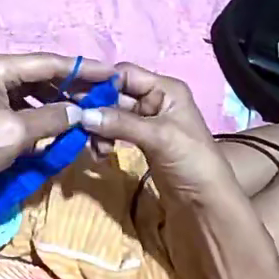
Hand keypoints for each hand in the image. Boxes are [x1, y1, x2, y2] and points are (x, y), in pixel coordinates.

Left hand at [0, 52, 115, 204]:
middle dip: (72, 87)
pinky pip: (22, 105)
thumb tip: (82, 111)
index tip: (112, 73)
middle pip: (41, 74)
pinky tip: (61, 124)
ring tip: (87, 112)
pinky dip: (42, 114)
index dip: (82, 69)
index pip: (48, 63)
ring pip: (34, 91)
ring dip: (59, 102)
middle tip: (104, 97)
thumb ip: (53, 118)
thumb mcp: (17, 134)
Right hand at [78, 63, 238, 207]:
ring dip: (98, 127)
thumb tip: (83, 115)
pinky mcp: (141, 142)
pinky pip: (114, 132)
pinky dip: (104, 140)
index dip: (99, 81)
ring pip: (112, 114)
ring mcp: (147, 122)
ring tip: (94, 146)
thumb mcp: (159, 137)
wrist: (206, 204)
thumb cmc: (192, 162)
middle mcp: (155, 99)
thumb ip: (121, 123)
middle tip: (73, 121)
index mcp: (165, 89)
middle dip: (95, 107)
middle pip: (115, 93)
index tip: (72, 95)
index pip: (124, 74)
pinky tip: (99, 154)